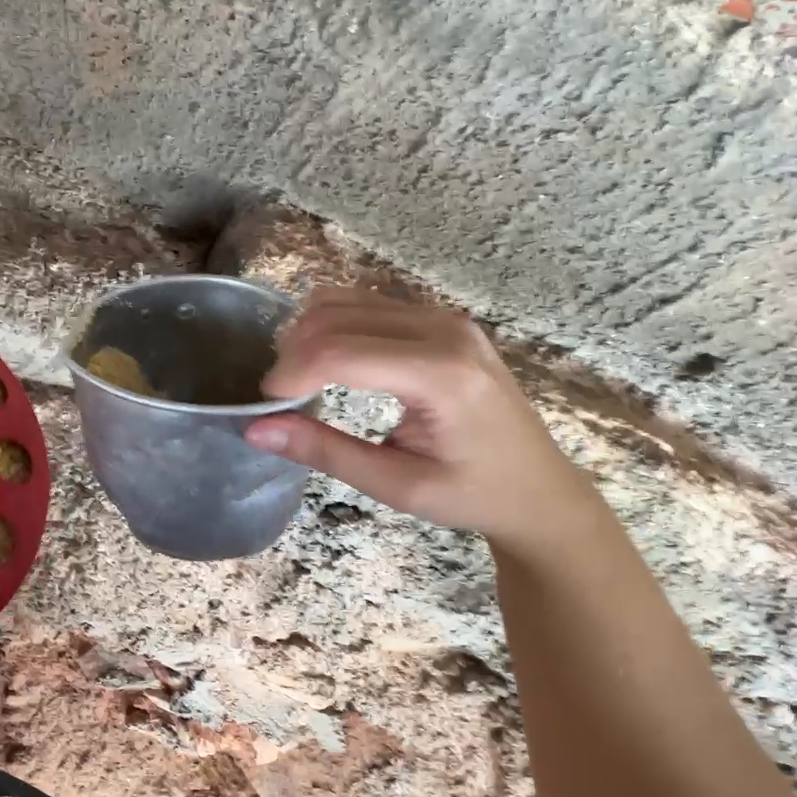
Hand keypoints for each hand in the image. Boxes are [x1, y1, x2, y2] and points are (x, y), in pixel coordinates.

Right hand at [244, 287, 605, 544]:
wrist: (541, 491)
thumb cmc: (473, 494)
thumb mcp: (396, 485)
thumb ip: (324, 451)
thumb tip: (255, 429)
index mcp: (442, 375)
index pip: (337, 352)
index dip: (288, 374)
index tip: (267, 405)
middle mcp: (444, 332)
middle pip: (333, 319)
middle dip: (291, 354)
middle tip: (279, 397)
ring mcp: (443, 319)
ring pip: (342, 302)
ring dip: (305, 336)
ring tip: (298, 379)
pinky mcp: (437, 320)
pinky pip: (362, 303)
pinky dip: (327, 325)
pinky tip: (324, 361)